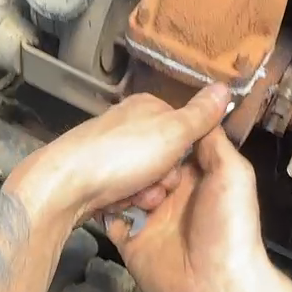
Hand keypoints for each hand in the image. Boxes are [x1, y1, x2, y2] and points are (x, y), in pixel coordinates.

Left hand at [4, 85, 230, 229]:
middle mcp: (127, 125)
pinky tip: (116, 204)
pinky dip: (123, 201)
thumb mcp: (172, 133)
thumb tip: (226, 86)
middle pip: (166, 159)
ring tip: (132, 198)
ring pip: (146, 180)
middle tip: (154, 186)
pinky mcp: (94, 177)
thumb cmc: (123, 155)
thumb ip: (200, 115)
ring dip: (145, 195)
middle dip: (164, 179)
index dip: (187, 152)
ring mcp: (109, 152)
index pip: (184, 129)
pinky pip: (123, 192)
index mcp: (147, 108)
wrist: (66, 185)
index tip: (182, 166)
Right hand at [104, 126, 284, 291]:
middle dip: (131, 157)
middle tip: (116, 146)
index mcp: (197, 179)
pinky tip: (94, 195)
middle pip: (143, 167)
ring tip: (107, 170)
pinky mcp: (132, 243)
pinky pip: (111, 221)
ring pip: (124, 191)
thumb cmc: (229, 228)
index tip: (135, 118)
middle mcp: (171, 197)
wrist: (217, 288)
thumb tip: (201, 111)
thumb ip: (213, 143)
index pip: (171, 149)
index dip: (156, 135)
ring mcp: (149, 221)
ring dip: (116, 181)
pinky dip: (102, 209)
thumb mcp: (232, 175)